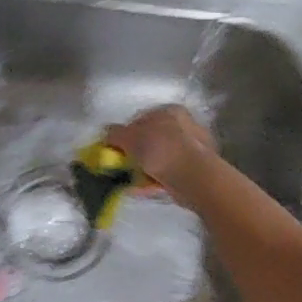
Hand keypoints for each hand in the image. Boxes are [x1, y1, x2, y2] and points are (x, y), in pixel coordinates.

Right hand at [103, 104, 218, 196]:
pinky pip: (167, 173)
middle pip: (151, 139)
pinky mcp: (194, 169)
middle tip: (122, 167)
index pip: (141, 119)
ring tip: (130, 182)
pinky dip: (153, 181)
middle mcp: (183, 125)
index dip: (124, 134)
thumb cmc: (160, 150)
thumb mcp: (130, 138)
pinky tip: (141, 190)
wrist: (192, 176)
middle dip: (135, 154)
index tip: (115, 150)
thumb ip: (115, 134)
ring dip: (143, 170)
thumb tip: (107, 133)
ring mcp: (191, 148)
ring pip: (159, 158)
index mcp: (169, 111)